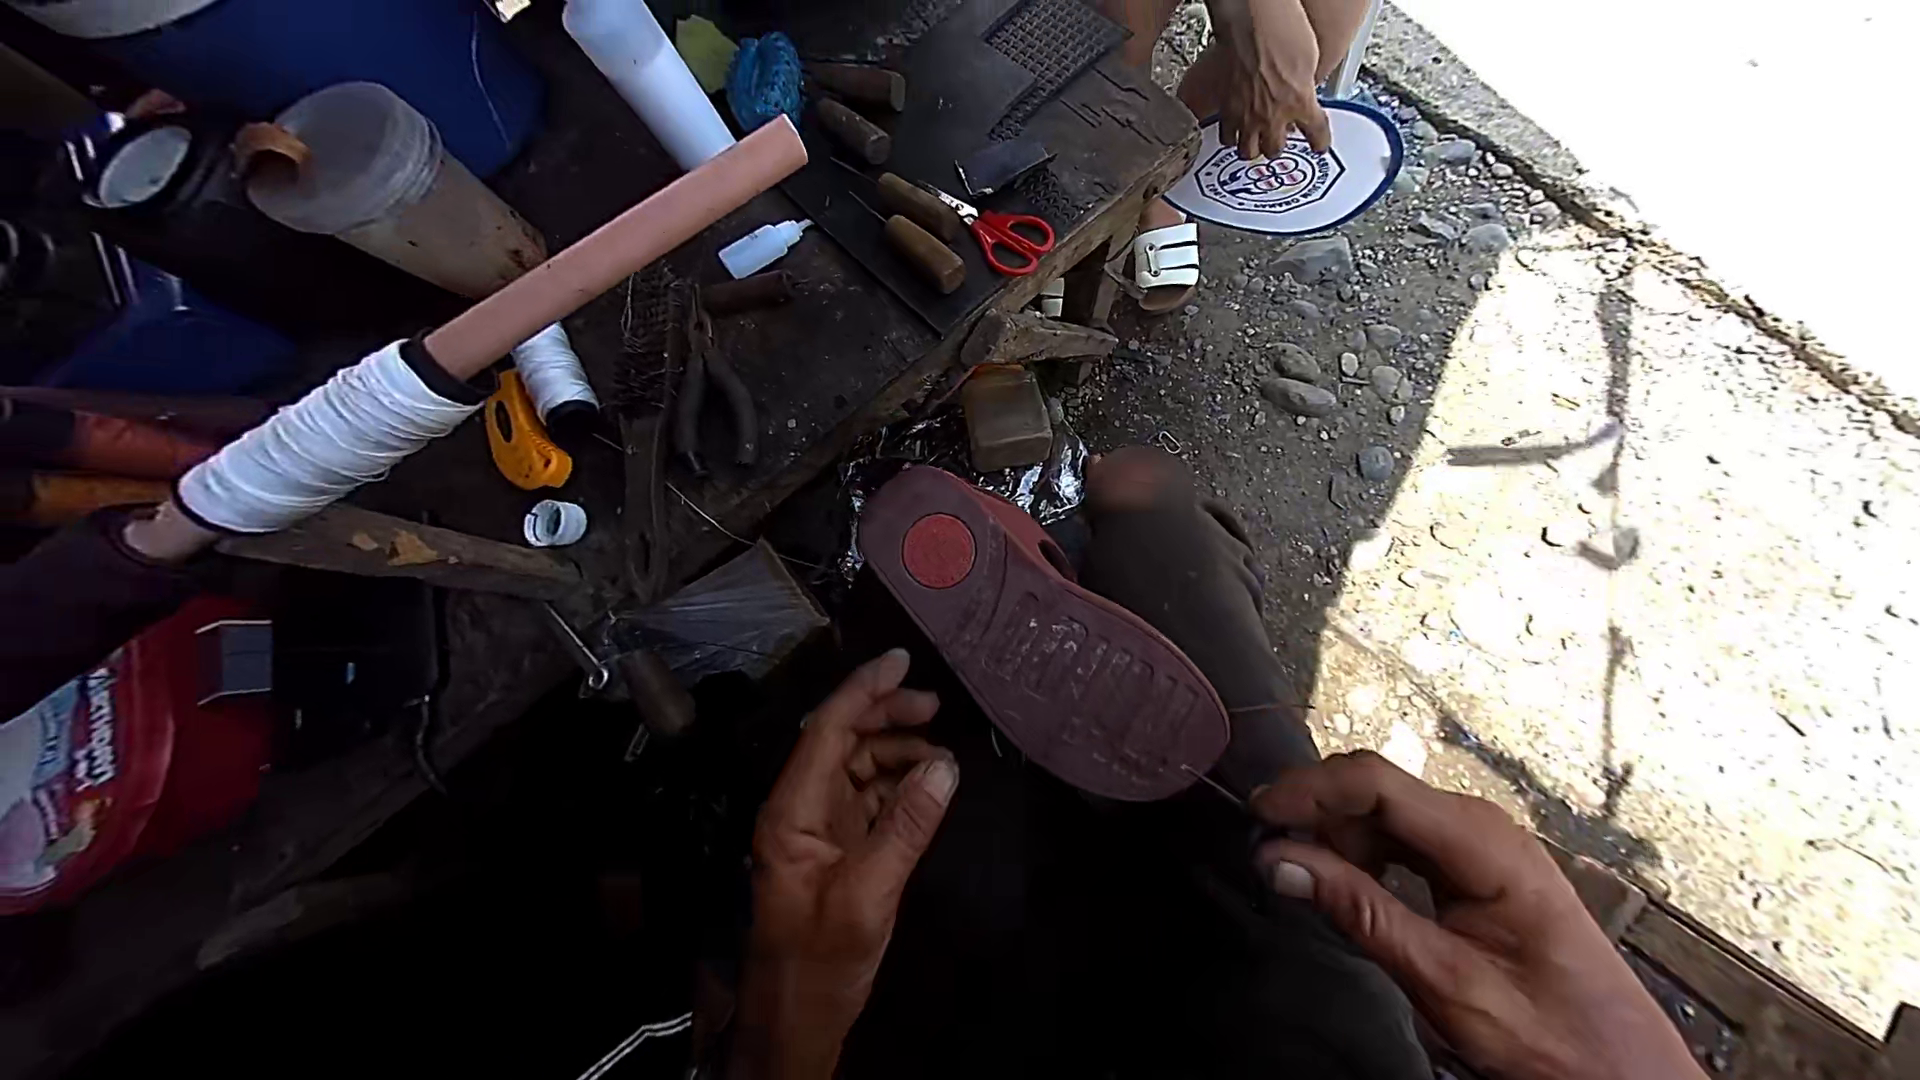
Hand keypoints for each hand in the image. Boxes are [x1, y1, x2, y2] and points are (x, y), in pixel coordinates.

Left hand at [730, 649, 957, 1079]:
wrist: (796, 1024)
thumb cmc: (818, 963)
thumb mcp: (867, 897)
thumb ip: (906, 827)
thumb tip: (946, 765)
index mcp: (792, 808)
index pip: (826, 728)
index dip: (863, 689)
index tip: (900, 660)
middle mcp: (802, 803)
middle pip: (843, 736)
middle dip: (886, 713)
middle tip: (933, 704)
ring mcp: (821, 821)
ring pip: (859, 761)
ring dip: (897, 747)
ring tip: (939, 751)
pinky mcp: (840, 839)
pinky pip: (871, 791)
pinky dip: (900, 779)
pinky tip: (927, 781)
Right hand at [1207, 0, 1331, 157]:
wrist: (1252, 26)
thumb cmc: (1282, 32)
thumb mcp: (1309, 57)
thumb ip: (1307, 82)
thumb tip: (1305, 89)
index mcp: (1300, 102)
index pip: (1316, 134)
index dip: (1320, 143)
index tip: (1320, 147)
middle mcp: (1273, 117)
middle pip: (1274, 150)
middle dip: (1278, 146)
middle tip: (1280, 140)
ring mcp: (1247, 118)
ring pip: (1248, 152)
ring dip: (1253, 148)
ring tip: (1255, 141)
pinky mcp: (1227, 113)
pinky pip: (1227, 138)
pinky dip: (1232, 138)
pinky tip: (1234, 131)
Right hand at [1250, 751, 1705, 1079]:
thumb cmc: (1558, 1042)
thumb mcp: (1450, 986)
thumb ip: (1361, 915)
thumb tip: (1277, 860)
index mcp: (1486, 846)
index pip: (1375, 782)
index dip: (1309, 788)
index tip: (1260, 814)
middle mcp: (1477, 824)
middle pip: (1369, 784)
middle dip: (1314, 808)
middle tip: (1271, 846)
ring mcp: (1472, 836)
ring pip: (1372, 803)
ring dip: (1329, 830)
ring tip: (1306, 872)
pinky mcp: (1464, 856)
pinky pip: (1389, 829)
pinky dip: (1352, 846)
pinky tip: (1342, 877)